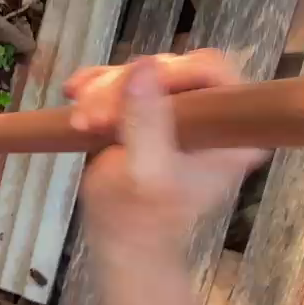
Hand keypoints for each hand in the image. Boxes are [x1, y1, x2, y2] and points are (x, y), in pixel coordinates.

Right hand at [66, 51, 266, 246]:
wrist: (120, 240)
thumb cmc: (138, 216)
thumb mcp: (144, 171)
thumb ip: (147, 121)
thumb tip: (144, 64)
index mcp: (229, 128)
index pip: (210, 72)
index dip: (167, 73)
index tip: (123, 93)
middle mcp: (209, 112)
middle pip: (167, 68)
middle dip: (121, 88)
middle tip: (89, 118)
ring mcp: (175, 108)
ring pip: (138, 71)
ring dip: (101, 89)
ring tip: (80, 121)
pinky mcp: (145, 108)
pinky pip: (120, 79)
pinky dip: (93, 85)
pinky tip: (73, 95)